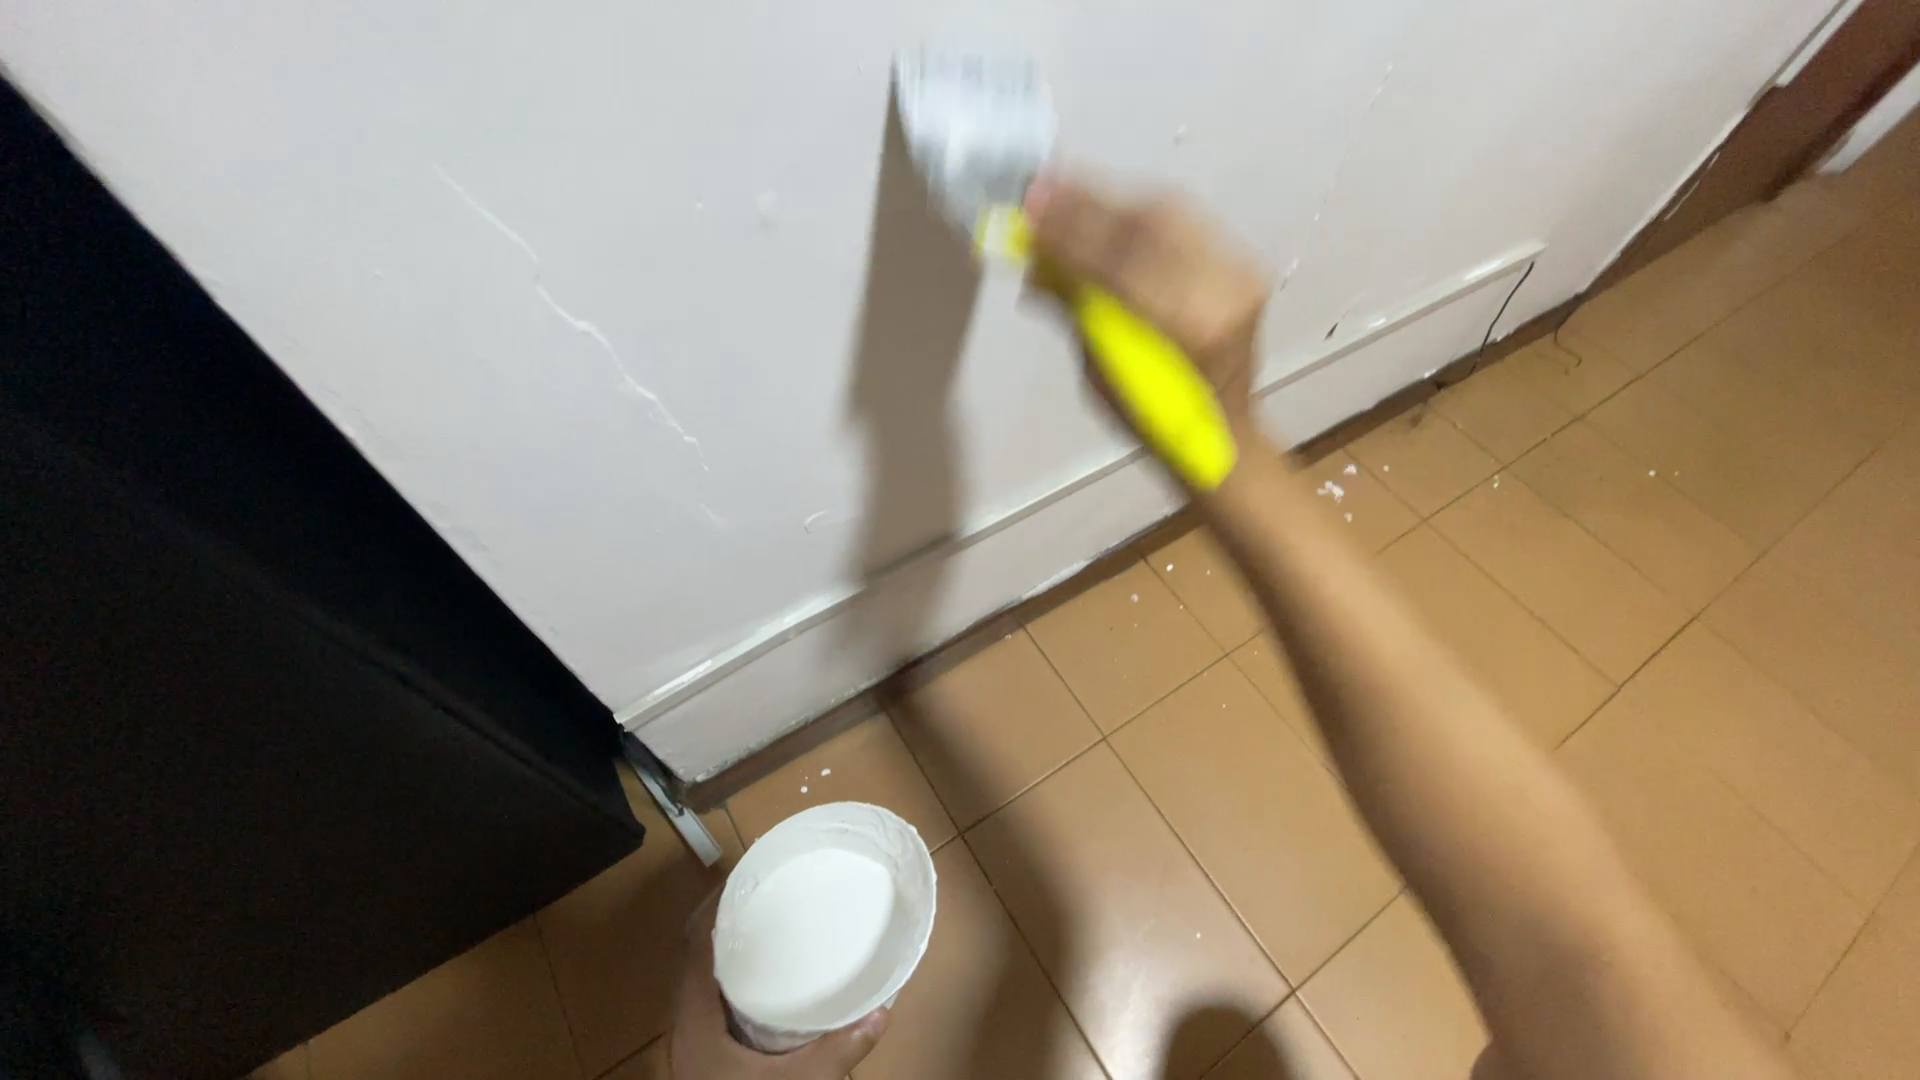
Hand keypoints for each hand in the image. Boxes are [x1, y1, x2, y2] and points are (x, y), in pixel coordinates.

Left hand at [668, 902, 889, 1079]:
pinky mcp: (701, 1056)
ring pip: (702, 976)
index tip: (750, 876)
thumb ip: (836, 1053)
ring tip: (770, 924)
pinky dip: (732, 976)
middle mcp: (686, 1021)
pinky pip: (711, 997)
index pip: (696, 941)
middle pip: (697, 952)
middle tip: (769, 893)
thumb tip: (883, 1010)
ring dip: (729, 947)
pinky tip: (764, 979)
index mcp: (696, 1017)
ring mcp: (691, 1040)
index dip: (718, 903)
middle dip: (728, 918)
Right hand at [1025, 176, 1269, 435]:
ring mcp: (1239, 274)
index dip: (1070, 236)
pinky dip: (1138, 210)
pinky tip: (1103, 202)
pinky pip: (1185, 223)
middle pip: (1147, 228)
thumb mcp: (1100, 375)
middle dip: (1086, 204)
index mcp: (1187, 331)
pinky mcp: (1242, 265)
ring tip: (1063, 187)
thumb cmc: (1152, 421)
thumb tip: (1033, 266)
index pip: (1120, 266)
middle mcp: (1223, 292)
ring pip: (1169, 214)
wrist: (1220, 432)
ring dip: (1110, 198)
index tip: (1027, 214)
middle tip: (1037, 190)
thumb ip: (1076, 312)